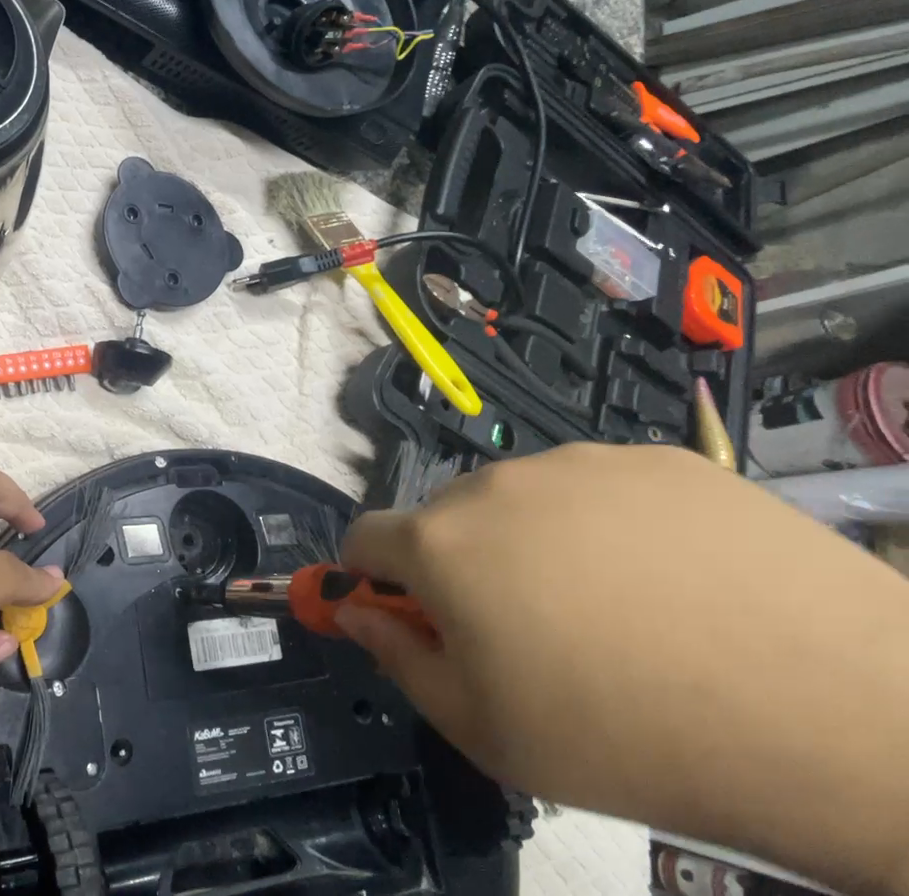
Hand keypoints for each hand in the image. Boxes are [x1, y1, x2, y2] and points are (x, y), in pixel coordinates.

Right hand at [338, 443, 908, 894]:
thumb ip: (396, 658)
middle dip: (462, 563)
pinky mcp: (667, 461)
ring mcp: (585, 465)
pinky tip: (676, 584)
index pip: (365, 536)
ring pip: (525, 499)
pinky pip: (604, 490)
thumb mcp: (483, 728)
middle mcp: (498, 485)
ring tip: (617, 609)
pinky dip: (612, 527)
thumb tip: (356, 611)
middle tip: (531, 631)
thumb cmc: (629, 737)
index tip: (414, 617)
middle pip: (446, 516)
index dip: (375, 578)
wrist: (841, 718)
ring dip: (534, 541)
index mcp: (440, 544)